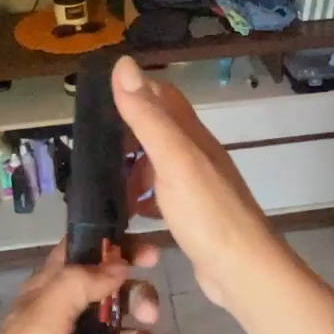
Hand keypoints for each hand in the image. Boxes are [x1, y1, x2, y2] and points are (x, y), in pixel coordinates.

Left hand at [0, 242, 162, 333]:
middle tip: (157, 267)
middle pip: (103, 275)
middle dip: (130, 271)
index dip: (107, 238)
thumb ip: (77, 285)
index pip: (76, 248)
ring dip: (138, 307)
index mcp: (43, 290)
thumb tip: (118, 264)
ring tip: (150, 320)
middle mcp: (60, 308)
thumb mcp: (43, 325)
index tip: (139, 237)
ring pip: (117, 308)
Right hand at [113, 57, 286, 308]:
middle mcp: (196, 155)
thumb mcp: (173, 159)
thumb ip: (148, 116)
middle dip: (126, 131)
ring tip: (102, 179)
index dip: (133, 91)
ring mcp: (196, 187)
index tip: (98, 99)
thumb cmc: (207, 213)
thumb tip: (124, 64)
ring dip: (132, 166)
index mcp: (192, 136)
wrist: (241, 270)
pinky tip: (127, 210)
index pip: (162, 96)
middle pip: (159, 130)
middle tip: (92, 145)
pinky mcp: (193, 215)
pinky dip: (142, 196)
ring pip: (158, 164)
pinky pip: (161, 195)